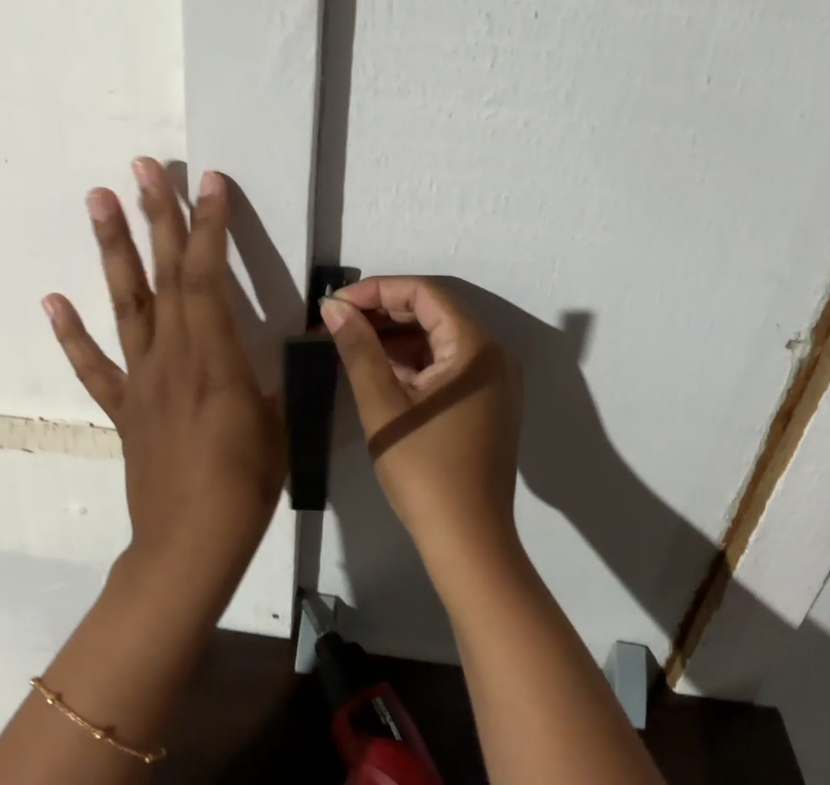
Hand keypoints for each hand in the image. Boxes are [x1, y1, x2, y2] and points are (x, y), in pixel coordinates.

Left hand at [42, 158, 284, 594]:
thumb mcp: (277, 424)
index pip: (207, 277)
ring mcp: (140, 379)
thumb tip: (275, 348)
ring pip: (125, 304)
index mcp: (214, 357)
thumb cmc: (246, 485)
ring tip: (98, 199)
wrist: (189, 545)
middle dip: (156, 215)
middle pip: (163, 275)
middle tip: (142, 166)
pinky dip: (71, 332)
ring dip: (113, 249)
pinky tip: (52, 298)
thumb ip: (269, 377)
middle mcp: (171, 356)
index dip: (208, 226)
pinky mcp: (123, 407)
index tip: (207, 180)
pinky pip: (94, 365)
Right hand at [320, 277, 520, 562]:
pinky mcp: (487, 405)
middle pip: (436, 312)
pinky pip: (449, 367)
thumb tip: (335, 307)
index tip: (335, 303)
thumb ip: (359, 349)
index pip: (425, 293)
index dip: (377, 290)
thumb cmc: (424, 470)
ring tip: (349, 343)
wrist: (468, 539)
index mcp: (476, 347)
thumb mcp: (383, 406)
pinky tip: (378, 371)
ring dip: (396, 338)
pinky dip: (414, 363)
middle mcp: (493, 355)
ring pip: (440, 341)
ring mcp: (494, 382)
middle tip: (337, 321)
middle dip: (384, 312)